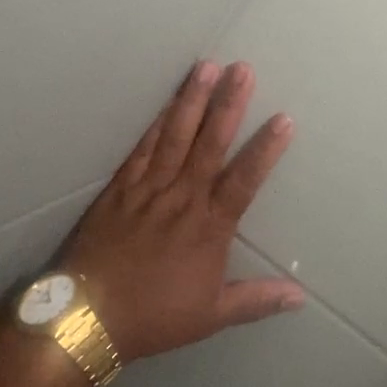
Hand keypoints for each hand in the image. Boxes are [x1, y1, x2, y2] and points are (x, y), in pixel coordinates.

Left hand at [58, 61, 300, 360]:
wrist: (86, 320)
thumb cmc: (154, 316)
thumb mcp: (211, 315)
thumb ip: (257, 300)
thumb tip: (300, 297)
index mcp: (210, 227)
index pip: (244, 180)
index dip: (265, 149)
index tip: (284, 119)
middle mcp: (183, 199)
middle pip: (211, 144)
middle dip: (229, 105)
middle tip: (242, 69)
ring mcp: (149, 189)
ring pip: (176, 137)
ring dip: (193, 100)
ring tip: (207, 67)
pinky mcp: (120, 189)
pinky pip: (142, 149)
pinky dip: (156, 123)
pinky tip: (168, 100)